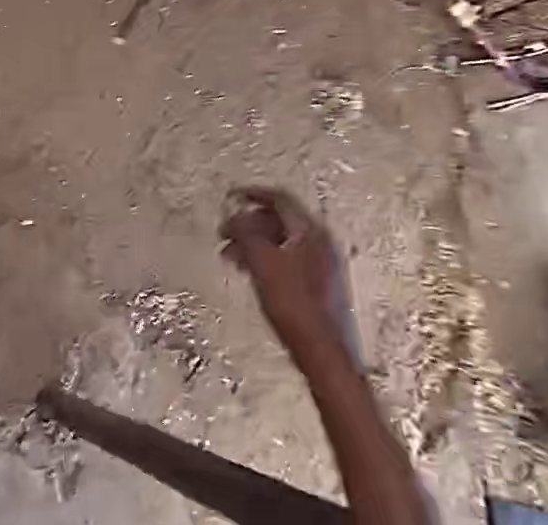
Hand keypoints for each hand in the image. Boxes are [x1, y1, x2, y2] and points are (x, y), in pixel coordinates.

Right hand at [221, 187, 358, 365]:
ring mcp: (322, 265)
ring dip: (253, 242)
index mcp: (311, 233)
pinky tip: (249, 272)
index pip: (279, 199)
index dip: (252, 193)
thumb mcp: (260, 261)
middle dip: (248, 223)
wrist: (322, 353)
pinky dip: (264, 257)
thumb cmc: (292, 304)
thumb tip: (234, 214)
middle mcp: (320, 243)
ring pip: (280, 240)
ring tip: (230, 257)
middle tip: (224, 232)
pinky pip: (286, 258)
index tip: (230, 196)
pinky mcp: (318, 284)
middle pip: (279, 220)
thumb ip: (245, 232)